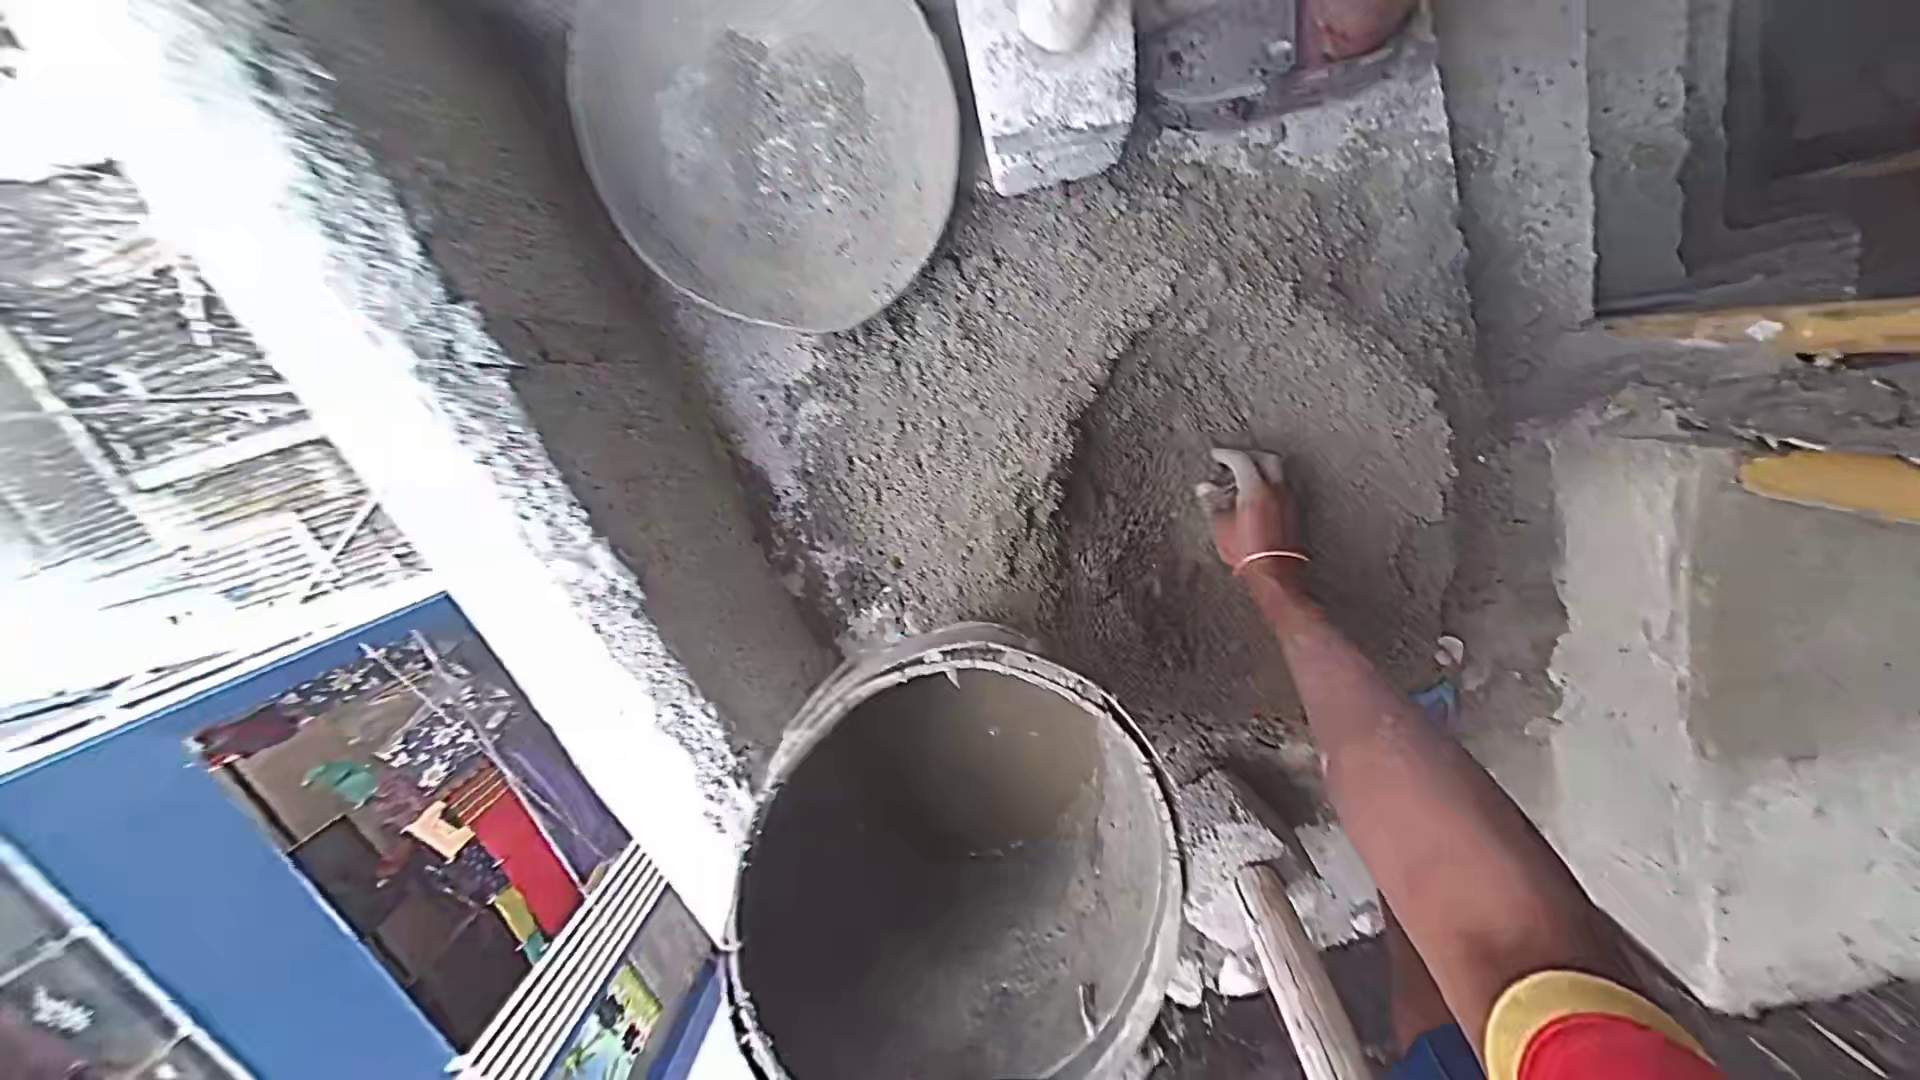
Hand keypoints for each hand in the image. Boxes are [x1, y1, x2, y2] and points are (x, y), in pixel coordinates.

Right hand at [1197, 448, 1306, 591]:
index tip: (1217, 455)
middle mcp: (1276, 489)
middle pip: (1266, 458)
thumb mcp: (1221, 526)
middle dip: (1248, 455)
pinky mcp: (1294, 510)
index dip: (1226, 454)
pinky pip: (1282, 486)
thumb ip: (1214, 502)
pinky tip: (1257, 493)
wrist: (1274, 570)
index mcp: (1256, 488)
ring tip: (1244, 477)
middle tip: (1233, 459)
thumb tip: (1205, 489)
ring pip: (1277, 471)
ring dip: (1261, 468)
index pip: (1241, 459)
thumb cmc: (1248, 551)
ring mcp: (1288, 498)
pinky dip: (1268, 483)